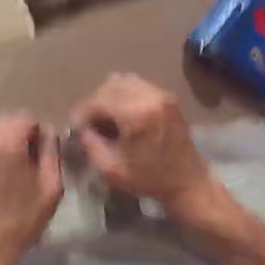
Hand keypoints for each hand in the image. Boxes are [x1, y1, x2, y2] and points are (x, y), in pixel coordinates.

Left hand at [0, 113, 62, 264]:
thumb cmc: (22, 219)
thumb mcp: (51, 187)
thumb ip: (52, 151)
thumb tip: (50, 131)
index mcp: (7, 142)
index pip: (28, 118)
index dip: (39, 134)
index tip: (44, 154)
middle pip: (9, 121)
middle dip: (22, 135)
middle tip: (31, 160)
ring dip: (6, 141)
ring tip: (14, 166)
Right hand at [71, 73, 214, 215]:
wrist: (189, 183)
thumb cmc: (150, 180)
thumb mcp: (110, 169)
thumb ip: (90, 143)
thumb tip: (81, 127)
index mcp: (136, 114)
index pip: (98, 100)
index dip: (82, 112)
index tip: (75, 126)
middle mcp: (150, 96)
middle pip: (110, 85)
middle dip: (94, 102)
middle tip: (88, 121)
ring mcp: (161, 94)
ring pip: (123, 81)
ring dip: (109, 96)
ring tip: (104, 116)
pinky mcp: (167, 97)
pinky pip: (137, 85)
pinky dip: (123, 94)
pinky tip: (121, 113)